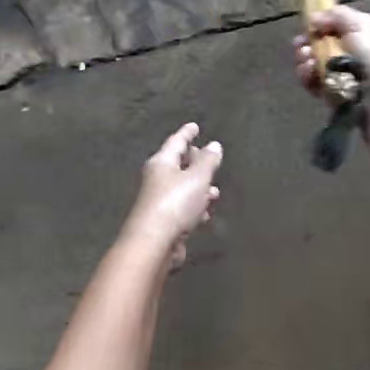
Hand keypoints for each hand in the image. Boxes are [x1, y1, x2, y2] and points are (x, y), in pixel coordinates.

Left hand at [124, 122, 222, 264]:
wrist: (154, 242)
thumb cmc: (175, 203)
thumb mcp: (198, 178)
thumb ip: (208, 161)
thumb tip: (214, 145)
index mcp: (162, 162)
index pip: (176, 141)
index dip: (187, 133)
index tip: (194, 126)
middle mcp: (157, 178)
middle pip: (178, 164)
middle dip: (194, 161)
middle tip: (208, 158)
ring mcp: (159, 200)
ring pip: (183, 188)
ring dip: (199, 187)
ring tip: (214, 191)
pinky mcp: (164, 220)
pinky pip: (183, 207)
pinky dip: (195, 206)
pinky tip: (205, 213)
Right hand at [293, 6, 369, 98]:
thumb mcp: (362, 25)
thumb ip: (339, 16)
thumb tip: (315, 18)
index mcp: (364, 36)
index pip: (337, 27)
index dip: (321, 24)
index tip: (308, 25)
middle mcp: (353, 55)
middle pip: (322, 45)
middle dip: (307, 43)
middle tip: (300, 46)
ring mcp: (343, 77)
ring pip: (315, 65)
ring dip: (305, 60)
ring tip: (306, 62)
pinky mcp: (334, 97)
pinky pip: (315, 85)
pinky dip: (307, 79)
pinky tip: (307, 74)